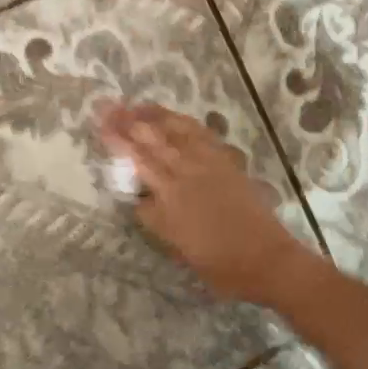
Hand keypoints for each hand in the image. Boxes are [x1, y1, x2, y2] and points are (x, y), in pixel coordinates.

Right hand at [96, 101, 327, 307]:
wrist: (268, 260)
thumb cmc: (218, 262)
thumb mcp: (175, 246)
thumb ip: (153, 216)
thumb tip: (138, 195)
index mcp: (170, 194)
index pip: (136, 159)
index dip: (117, 140)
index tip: (99, 124)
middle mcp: (187, 171)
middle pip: (153, 138)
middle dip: (128, 120)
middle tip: (108, 106)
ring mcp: (209, 164)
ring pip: (176, 131)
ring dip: (154, 116)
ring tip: (136, 105)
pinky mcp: (227, 163)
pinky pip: (202, 135)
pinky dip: (184, 123)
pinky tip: (176, 119)